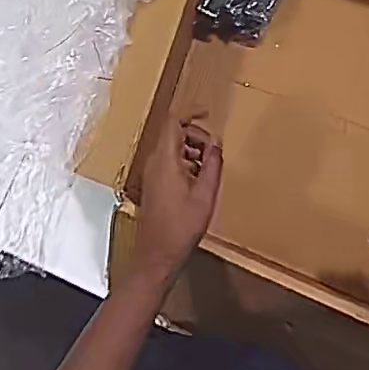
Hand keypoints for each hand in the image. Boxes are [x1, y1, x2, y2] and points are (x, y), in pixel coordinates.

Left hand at [134, 114, 222, 284]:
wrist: (157, 257)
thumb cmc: (181, 227)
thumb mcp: (205, 194)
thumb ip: (213, 164)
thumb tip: (217, 143)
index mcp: (165, 159)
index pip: (174, 122)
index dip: (191, 112)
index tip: (208, 113)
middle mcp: (155, 162)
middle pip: (175, 133)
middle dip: (197, 135)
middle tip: (215, 151)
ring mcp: (152, 173)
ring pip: (173, 147)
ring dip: (193, 149)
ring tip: (210, 167)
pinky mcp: (154, 183)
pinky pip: (170, 161)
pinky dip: (186, 161)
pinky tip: (199, 181)